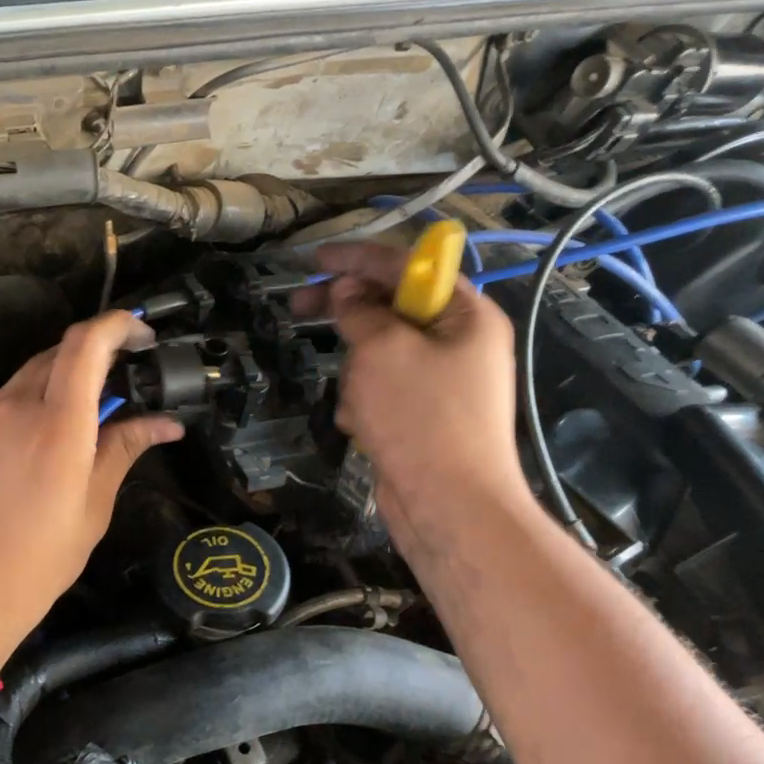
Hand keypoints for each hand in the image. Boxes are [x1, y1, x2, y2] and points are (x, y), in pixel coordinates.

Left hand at [0, 311, 184, 669]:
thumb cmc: (35, 564)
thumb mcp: (92, 509)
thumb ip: (123, 452)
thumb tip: (165, 423)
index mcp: (57, 424)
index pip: (87, 343)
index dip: (118, 324)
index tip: (144, 334)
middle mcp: (16, 407)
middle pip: (59, 352)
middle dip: (98, 352)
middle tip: (129, 377)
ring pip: (31, 374)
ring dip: (66, 377)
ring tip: (94, 411)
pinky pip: (8, 400)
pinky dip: (38, 399)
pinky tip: (52, 436)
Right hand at [313, 243, 530, 524]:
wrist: (450, 505)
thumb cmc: (421, 418)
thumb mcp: (382, 351)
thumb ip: (360, 312)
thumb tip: (347, 293)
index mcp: (466, 315)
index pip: (408, 268)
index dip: (357, 259)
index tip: (313, 260)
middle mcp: (460, 342)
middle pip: (391, 309)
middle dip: (347, 314)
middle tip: (297, 308)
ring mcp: (441, 382)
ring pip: (379, 354)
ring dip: (356, 372)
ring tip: (356, 401)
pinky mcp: (422, 416)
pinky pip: (382, 391)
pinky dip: (364, 403)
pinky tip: (362, 427)